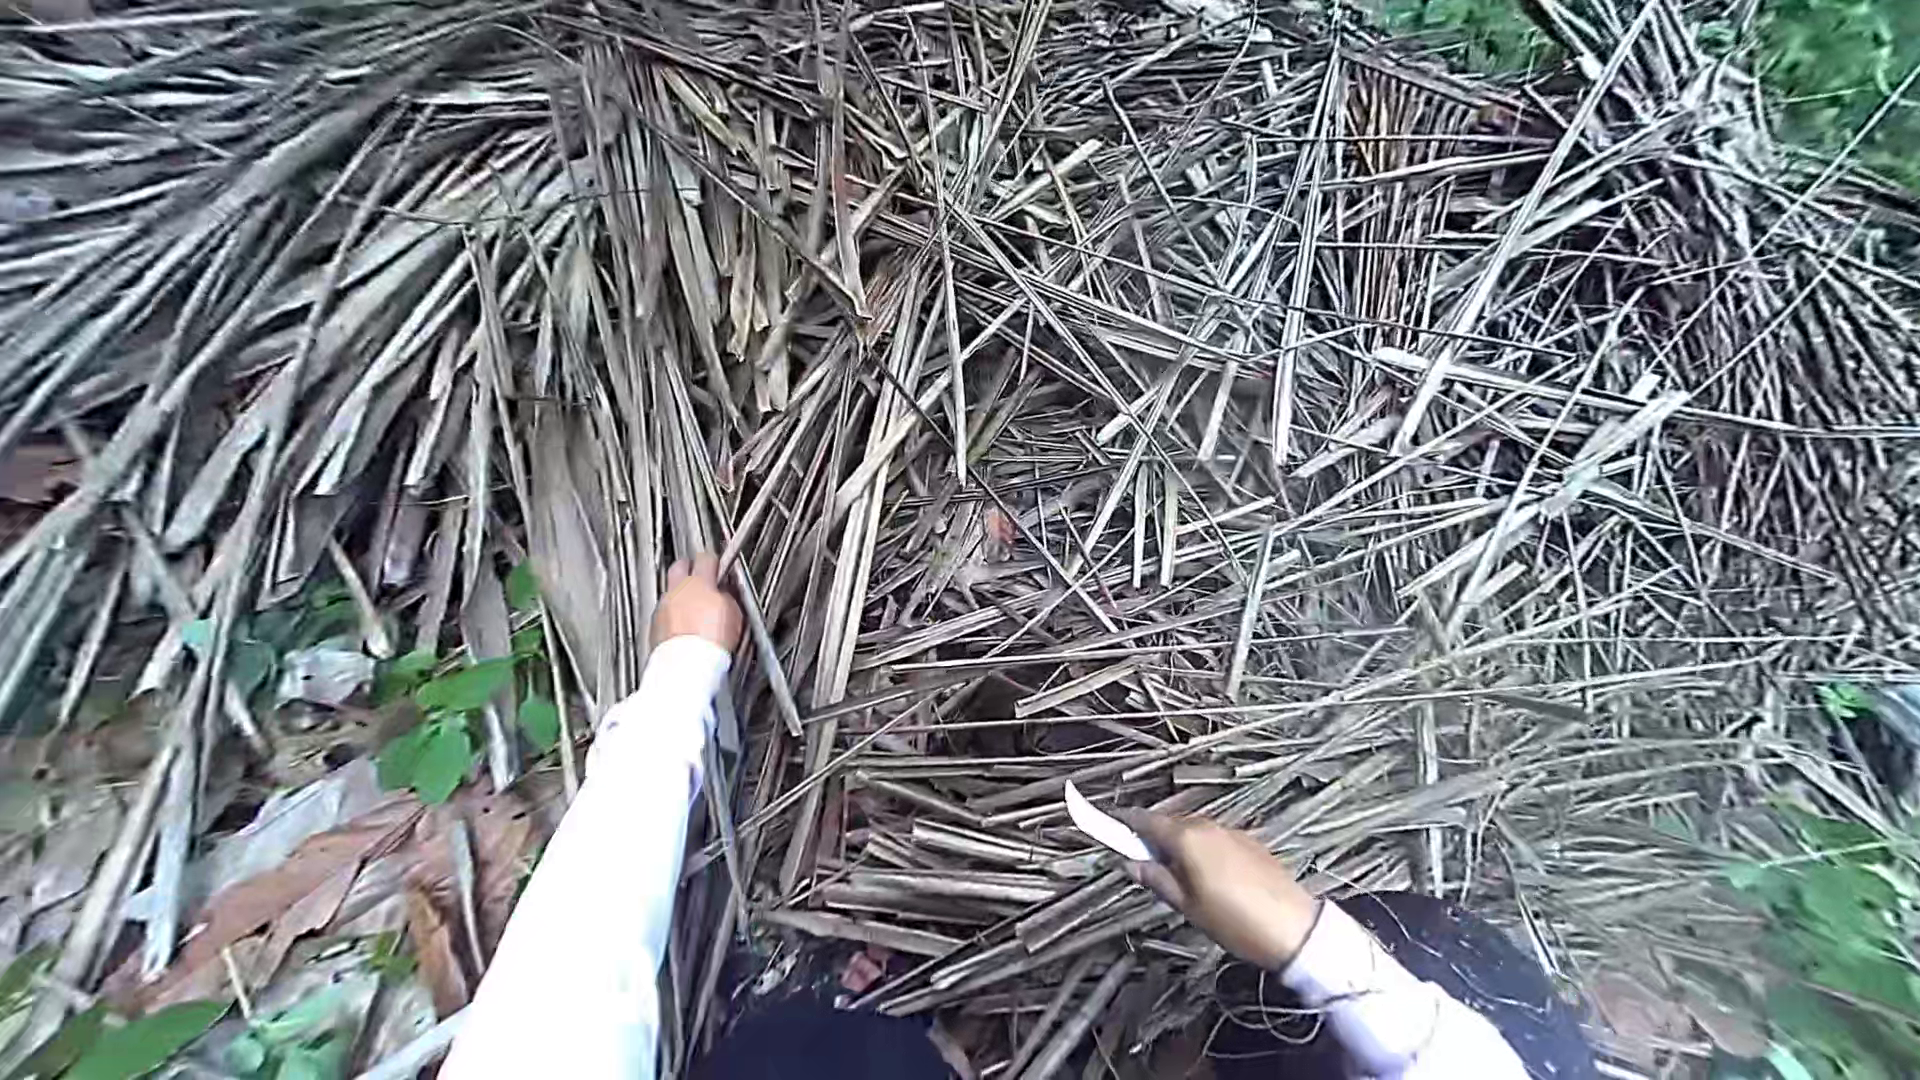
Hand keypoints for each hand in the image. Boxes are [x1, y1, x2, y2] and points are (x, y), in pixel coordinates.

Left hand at [652, 553, 742, 651]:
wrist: (687, 666)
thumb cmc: (711, 641)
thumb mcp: (734, 612)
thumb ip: (727, 595)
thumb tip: (725, 592)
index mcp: (699, 582)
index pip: (706, 558)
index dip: (714, 561)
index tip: (718, 566)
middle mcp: (676, 590)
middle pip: (680, 566)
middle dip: (691, 569)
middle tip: (703, 579)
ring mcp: (663, 607)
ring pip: (671, 591)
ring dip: (682, 596)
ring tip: (698, 609)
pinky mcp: (654, 626)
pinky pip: (665, 612)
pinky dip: (674, 616)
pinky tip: (687, 627)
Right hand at [1114, 809, 1319, 969]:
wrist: (1296, 929)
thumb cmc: (1234, 921)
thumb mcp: (1187, 906)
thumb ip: (1156, 879)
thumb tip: (1131, 863)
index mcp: (1185, 837)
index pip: (1144, 819)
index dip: (1125, 823)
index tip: (1112, 827)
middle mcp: (1205, 824)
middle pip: (1169, 823)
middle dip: (1155, 839)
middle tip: (1151, 867)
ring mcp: (1229, 830)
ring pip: (1192, 829)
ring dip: (1181, 844)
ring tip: (1185, 877)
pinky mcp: (1249, 840)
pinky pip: (1215, 837)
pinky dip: (1204, 848)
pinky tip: (1214, 876)